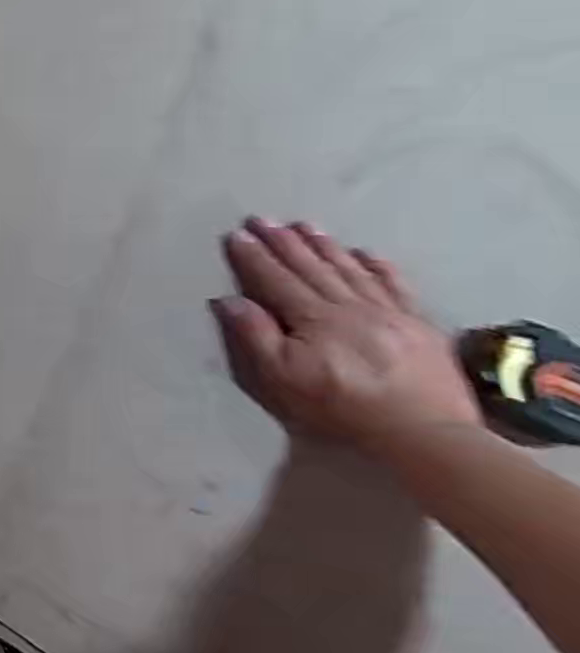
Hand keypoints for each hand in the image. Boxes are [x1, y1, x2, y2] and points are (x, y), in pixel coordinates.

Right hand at [211, 217, 482, 455]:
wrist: (422, 432)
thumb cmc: (337, 406)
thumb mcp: (280, 376)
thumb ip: (255, 335)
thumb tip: (230, 300)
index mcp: (315, 318)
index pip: (275, 279)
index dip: (253, 257)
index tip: (235, 235)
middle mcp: (351, 307)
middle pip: (311, 268)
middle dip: (283, 243)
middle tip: (263, 220)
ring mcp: (390, 313)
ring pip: (350, 270)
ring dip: (324, 247)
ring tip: (304, 226)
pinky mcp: (418, 325)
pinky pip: (396, 286)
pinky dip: (378, 267)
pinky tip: (365, 253)